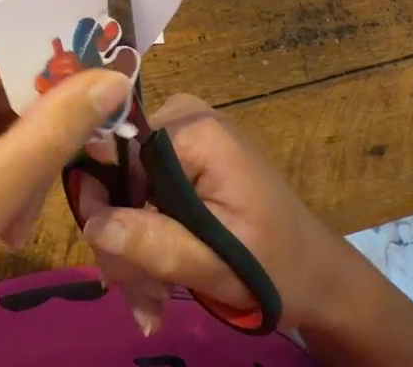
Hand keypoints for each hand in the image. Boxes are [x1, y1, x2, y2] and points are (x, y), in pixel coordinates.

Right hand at [75, 93, 350, 335]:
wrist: (320, 275)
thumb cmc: (279, 269)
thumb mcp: (217, 266)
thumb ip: (155, 243)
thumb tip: (92, 223)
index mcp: (192, 129)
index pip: (112, 151)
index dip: (100, 203)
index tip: (114, 262)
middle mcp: (181, 113)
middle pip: (116, 170)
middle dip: (119, 238)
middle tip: (143, 299)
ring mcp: (182, 128)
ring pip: (123, 183)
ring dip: (130, 245)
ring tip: (153, 301)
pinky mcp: (183, 148)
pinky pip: (141, 184)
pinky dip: (143, 232)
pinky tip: (157, 278)